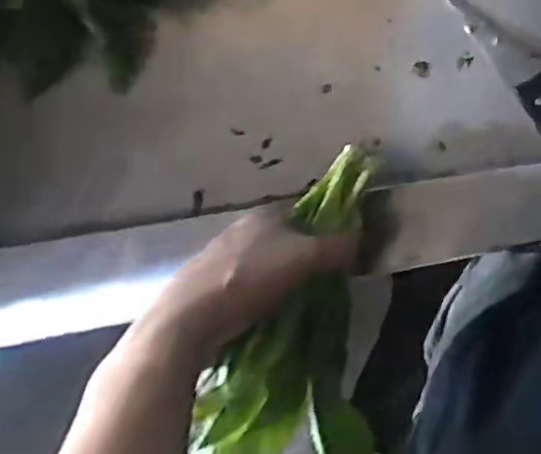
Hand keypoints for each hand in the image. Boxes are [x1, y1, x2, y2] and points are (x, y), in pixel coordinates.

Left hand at [136, 205, 358, 360]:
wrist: (177, 329)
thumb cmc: (249, 280)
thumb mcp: (310, 257)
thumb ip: (342, 245)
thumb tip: (363, 241)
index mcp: (263, 214)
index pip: (304, 212)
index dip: (322, 228)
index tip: (332, 250)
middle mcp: (234, 230)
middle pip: (279, 239)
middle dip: (295, 255)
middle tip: (311, 276)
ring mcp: (205, 261)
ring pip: (253, 264)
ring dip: (268, 278)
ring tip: (281, 301)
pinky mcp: (187, 292)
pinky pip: (229, 289)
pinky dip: (243, 298)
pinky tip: (248, 315)